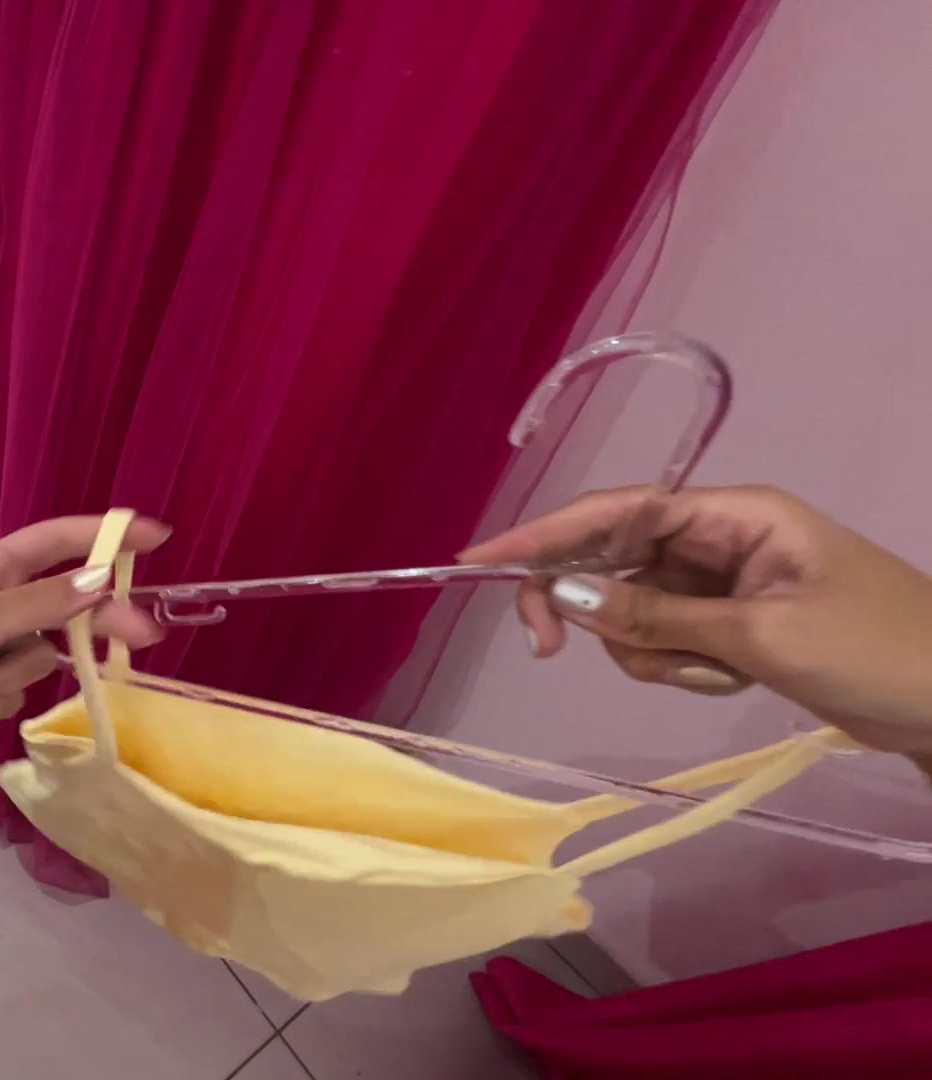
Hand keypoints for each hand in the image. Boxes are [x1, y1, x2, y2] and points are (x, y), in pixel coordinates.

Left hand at [0, 515, 169, 756]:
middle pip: (64, 605)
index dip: (105, 537)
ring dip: (10, 673)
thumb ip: (40, 604)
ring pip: (40, 656)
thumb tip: (100, 579)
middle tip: (144, 637)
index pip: (57, 542)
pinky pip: (18, 690)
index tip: (155, 537)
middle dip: (93, 623)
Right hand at [461, 485, 931, 753]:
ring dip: (643, 648)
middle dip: (581, 608)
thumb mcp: (761, 636)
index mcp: (732, 516)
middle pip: (602, 560)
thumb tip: (560, 598)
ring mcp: (709, 581)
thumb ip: (652, 615)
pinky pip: (648, 635)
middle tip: (546, 648)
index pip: (612, 513)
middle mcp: (710, 539)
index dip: (540, 534)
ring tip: (706, 673)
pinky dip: (667, 662)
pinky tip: (721, 677)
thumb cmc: (885, 655)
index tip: (478, 559)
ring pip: (620, 608)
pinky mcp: (713, 619)